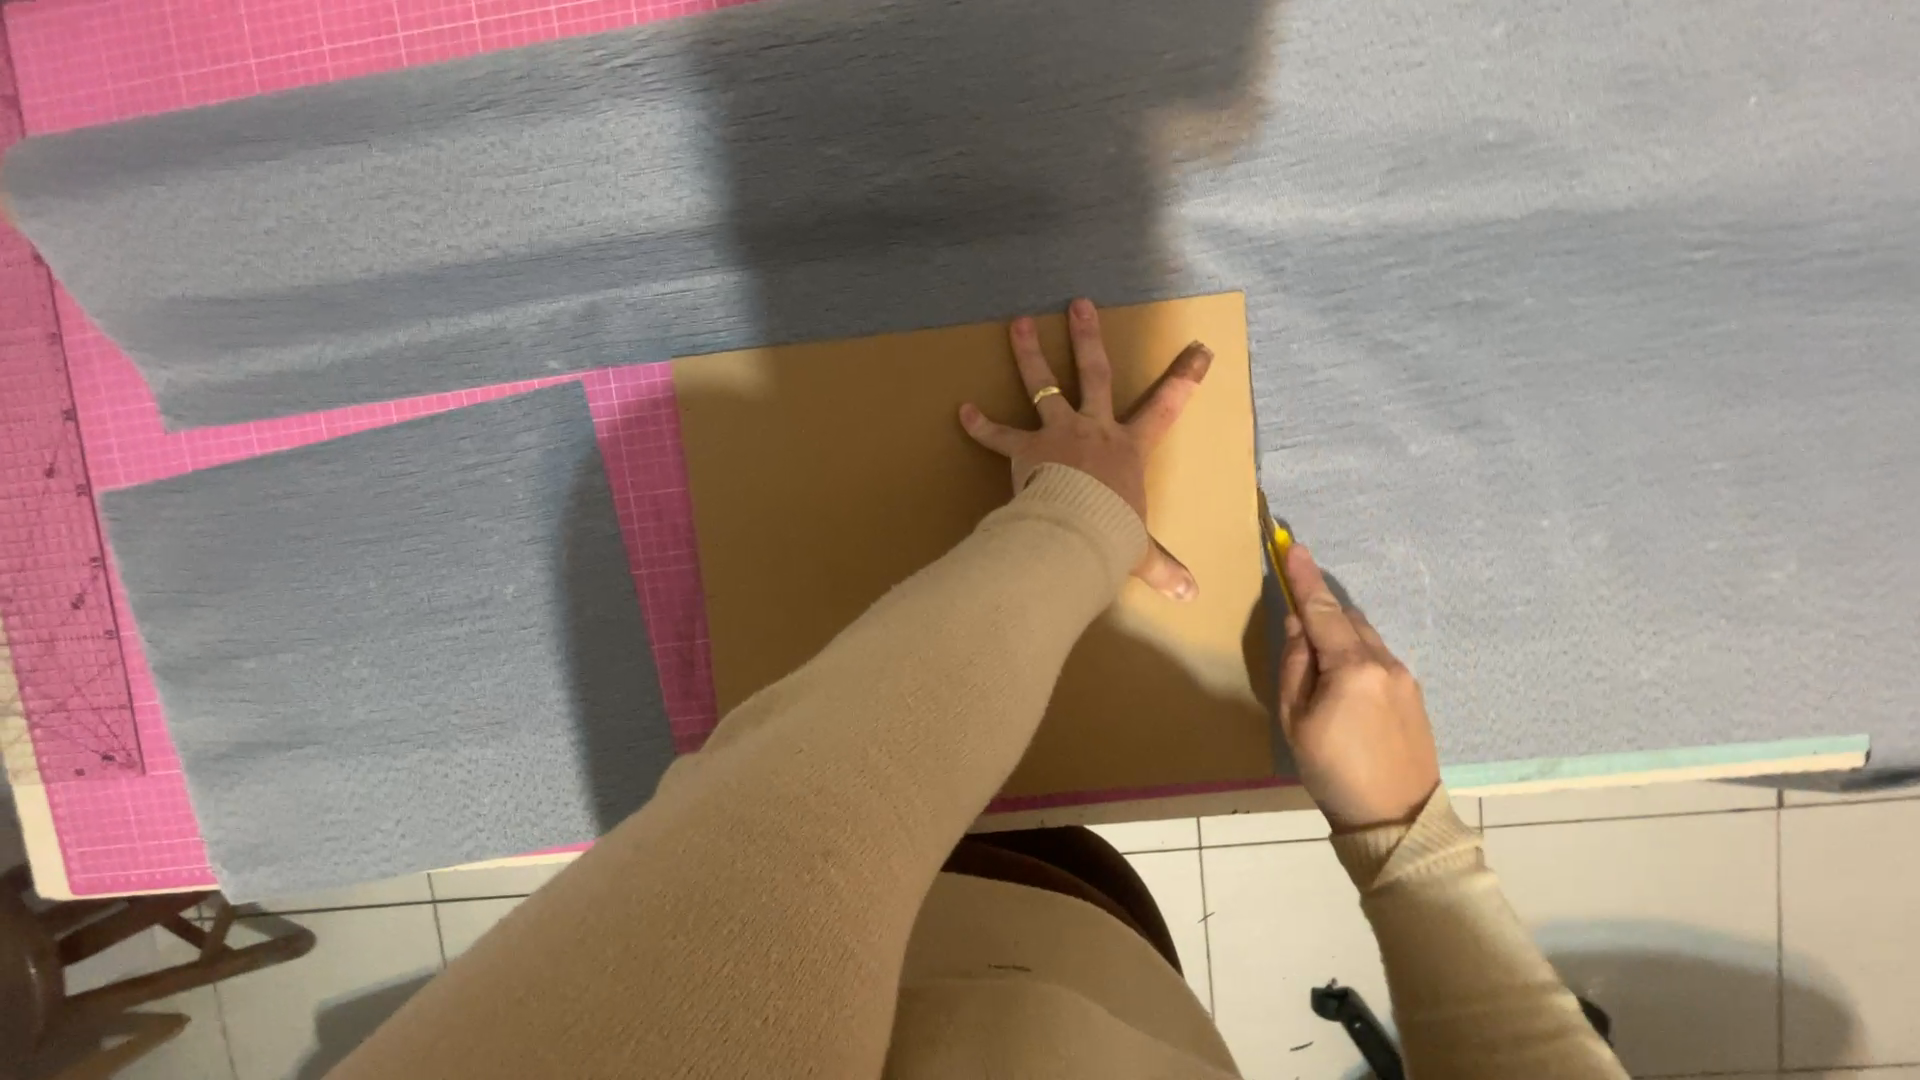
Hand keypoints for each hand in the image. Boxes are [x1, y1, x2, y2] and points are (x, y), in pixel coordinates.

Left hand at [958, 297, 1211, 600]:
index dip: (1185, 378)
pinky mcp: (1027, 449)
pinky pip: (998, 436)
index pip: (1166, 407)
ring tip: (1017, 322)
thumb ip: (1163, 568)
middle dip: (1087, 337)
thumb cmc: (1112, 535)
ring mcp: (1058, 433)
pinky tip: (961, 410)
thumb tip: (1191, 596)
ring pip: (1043, 384)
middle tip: (1079, 304)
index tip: (1200, 347)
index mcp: (1128, 449)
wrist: (1077, 536)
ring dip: (1028, 353)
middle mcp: (1094, 430)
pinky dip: (979, 425)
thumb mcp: (1140, 550)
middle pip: (1094, 374)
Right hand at [1278, 543, 1441, 830]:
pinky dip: (1354, 656)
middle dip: (1321, 611)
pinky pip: (1377, 659)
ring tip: (1316, 666)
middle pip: (1347, 620)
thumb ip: (1295, 664)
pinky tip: (1342, 684)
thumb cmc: (1332, 770)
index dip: (1304, 578)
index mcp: (1352, 667)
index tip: (1293, 545)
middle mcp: (1384, 662)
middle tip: (1296, 618)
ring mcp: (1405, 678)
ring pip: (1364, 639)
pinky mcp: (1414, 696)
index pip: (1323, 610)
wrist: (1396, 819)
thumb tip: (1297, 624)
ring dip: (1339, 636)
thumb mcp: (1294, 718)